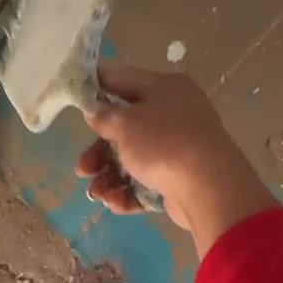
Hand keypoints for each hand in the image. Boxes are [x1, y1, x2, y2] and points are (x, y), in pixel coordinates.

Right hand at [76, 65, 278, 255]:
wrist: (206, 185)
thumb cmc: (163, 144)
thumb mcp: (127, 124)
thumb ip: (106, 116)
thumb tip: (95, 110)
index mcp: (164, 88)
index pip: (124, 80)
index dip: (98, 87)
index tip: (76, 97)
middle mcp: (172, 114)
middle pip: (125, 130)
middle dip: (99, 152)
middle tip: (83, 169)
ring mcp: (176, 148)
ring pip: (132, 161)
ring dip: (109, 178)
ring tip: (98, 194)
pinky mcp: (177, 178)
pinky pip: (145, 183)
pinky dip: (128, 193)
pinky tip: (116, 203)